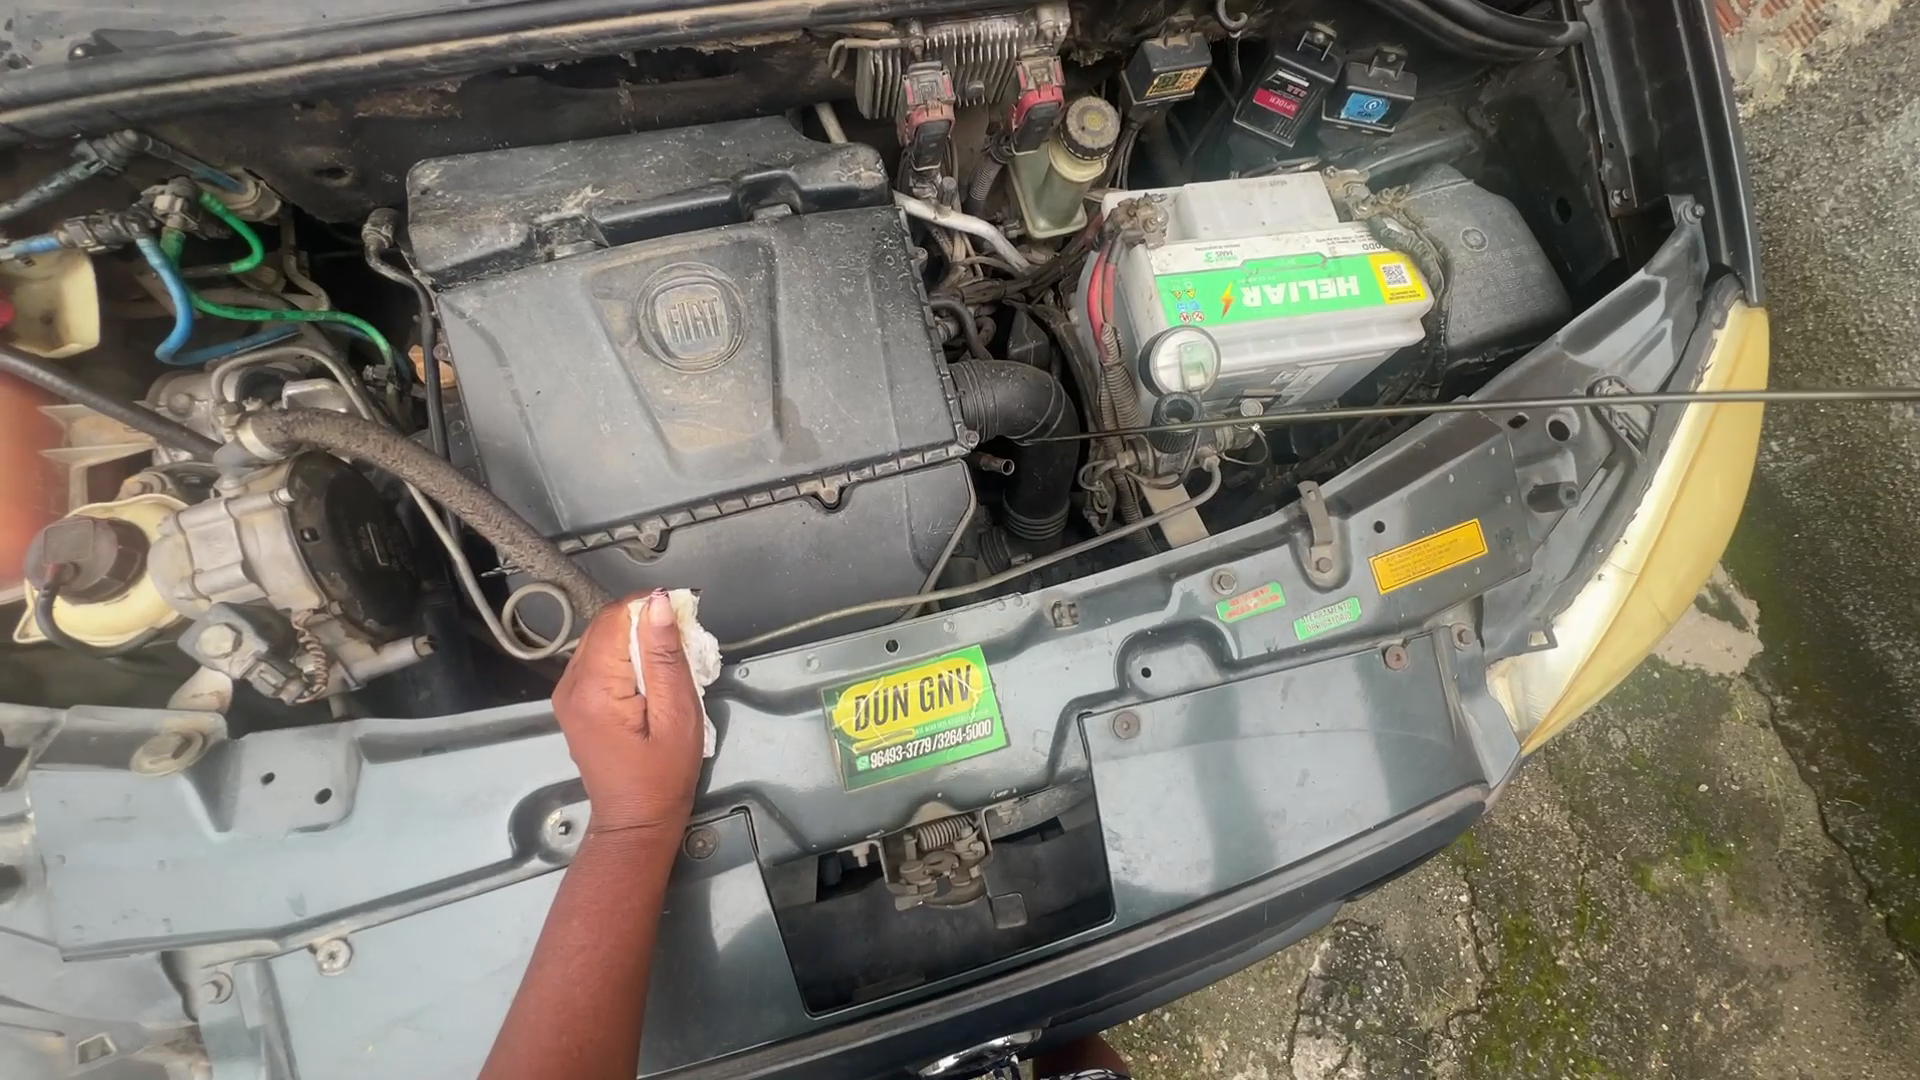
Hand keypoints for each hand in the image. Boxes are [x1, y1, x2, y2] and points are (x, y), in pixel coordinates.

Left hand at [551, 590, 704, 838]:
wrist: (636, 818)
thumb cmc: (664, 773)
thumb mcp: (677, 713)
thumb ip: (666, 656)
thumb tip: (659, 604)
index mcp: (595, 687)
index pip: (616, 618)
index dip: (651, 605)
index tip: (685, 614)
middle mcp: (570, 684)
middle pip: (605, 624)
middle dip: (645, 619)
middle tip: (683, 637)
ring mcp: (567, 693)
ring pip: (601, 638)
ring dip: (637, 635)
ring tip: (670, 655)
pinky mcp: (574, 700)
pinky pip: (598, 658)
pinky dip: (626, 653)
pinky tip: (651, 672)